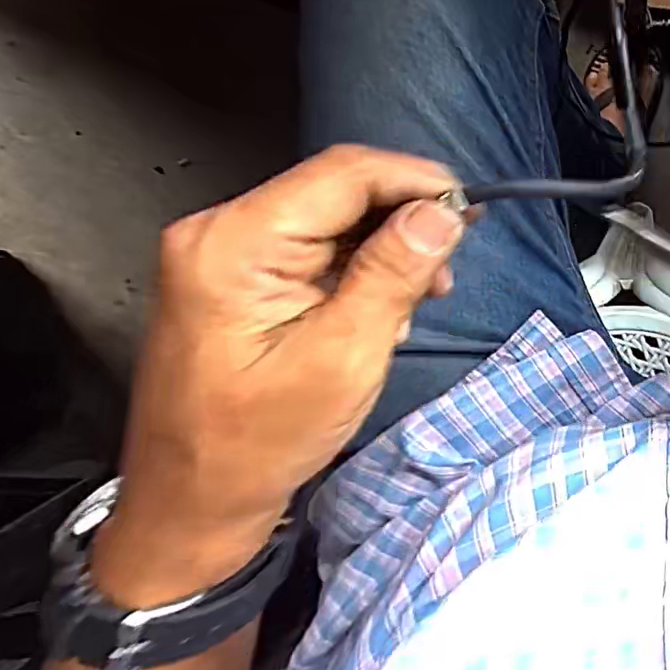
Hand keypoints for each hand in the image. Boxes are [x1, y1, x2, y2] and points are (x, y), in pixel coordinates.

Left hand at [93, 145, 466, 605]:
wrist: (199, 496)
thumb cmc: (262, 438)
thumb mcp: (345, 355)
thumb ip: (393, 275)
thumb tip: (442, 214)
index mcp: (236, 244)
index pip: (344, 174)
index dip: (417, 181)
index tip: (470, 209)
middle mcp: (226, 232)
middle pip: (342, 191)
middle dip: (408, 220)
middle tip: (450, 266)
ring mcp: (234, 254)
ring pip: (341, 219)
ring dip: (395, 248)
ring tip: (421, 298)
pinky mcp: (249, 276)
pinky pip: (326, 247)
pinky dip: (371, 267)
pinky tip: (389, 307)